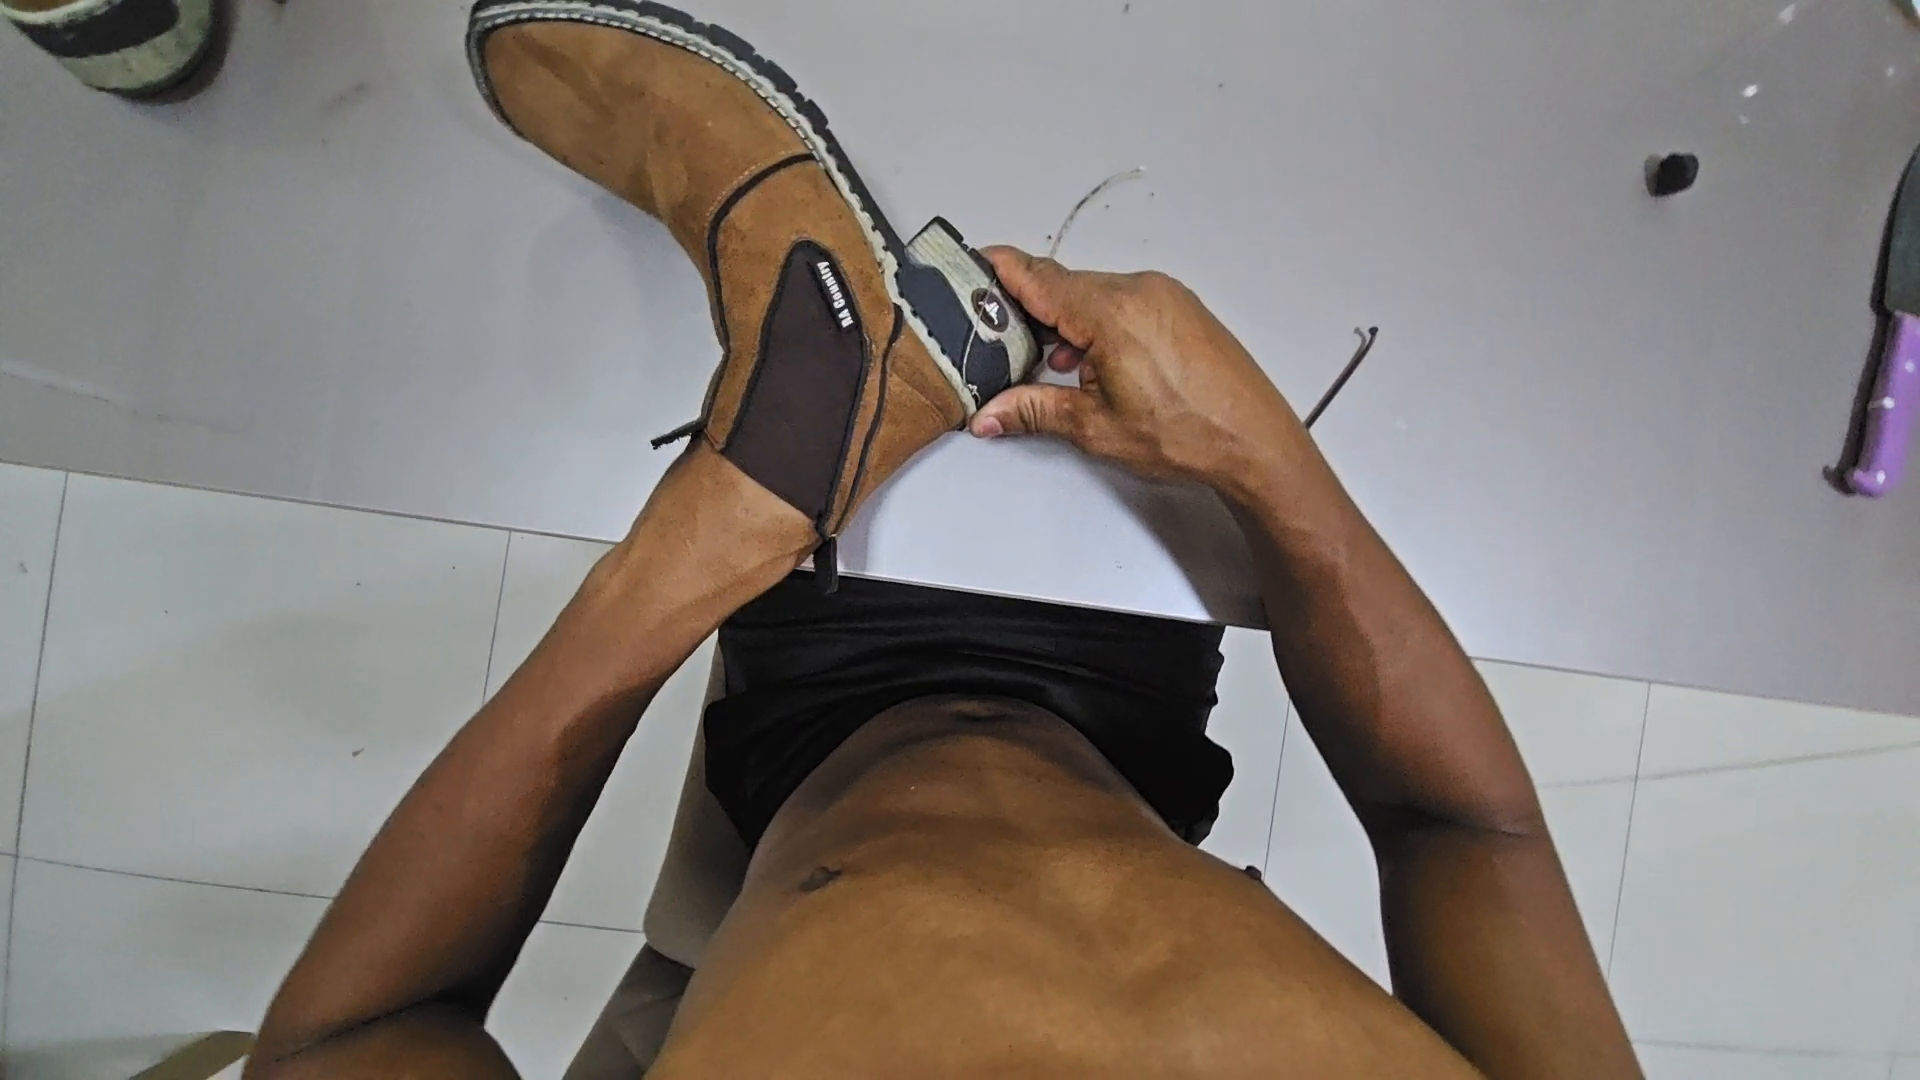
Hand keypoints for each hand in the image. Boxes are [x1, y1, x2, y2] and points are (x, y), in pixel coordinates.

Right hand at [968, 247, 1307, 490]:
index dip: (1001, 269)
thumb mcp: (1096, 427)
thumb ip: (1034, 411)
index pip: (1040, 277)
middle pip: (1064, 284)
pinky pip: (1123, 301)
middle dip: (1029, 308)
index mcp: (1112, 313)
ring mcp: (1164, 294)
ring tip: (1052, 363)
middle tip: (1001, 338)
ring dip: (1066, 321)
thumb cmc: (1186, 434)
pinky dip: (1097, 322)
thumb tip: (988, 415)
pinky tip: (1092, 360)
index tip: (972, 262)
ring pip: (1093, 293)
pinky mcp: (1179, 307)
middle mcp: (1139, 290)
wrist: (1254, 441)